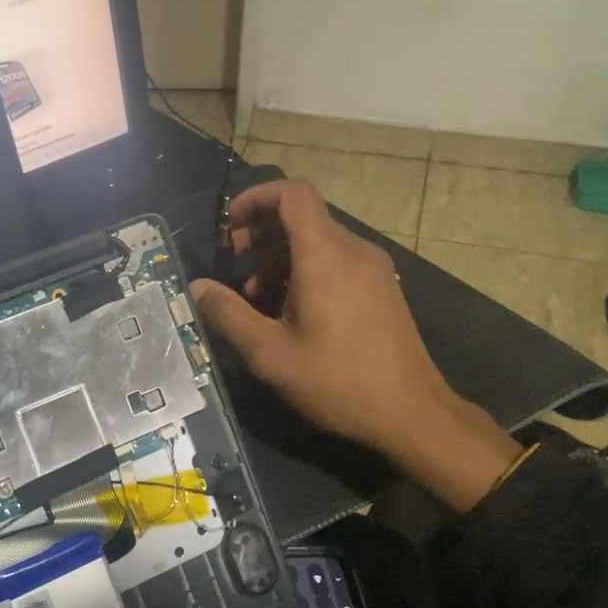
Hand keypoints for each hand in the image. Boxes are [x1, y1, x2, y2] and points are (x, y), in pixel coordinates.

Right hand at [189, 179, 520, 509]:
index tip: (229, 226)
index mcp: (325, 255)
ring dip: (280, 256)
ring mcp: (373, 269)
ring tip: (254, 294)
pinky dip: (305, 270)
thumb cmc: (336, 380)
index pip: (293, 194)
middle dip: (262, 230)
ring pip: (320, 241)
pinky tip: (289, 310)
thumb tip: (196, 288)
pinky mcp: (382, 289)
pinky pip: (337, 262)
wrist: (411, 413)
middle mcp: (354, 251)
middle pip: (304, 216)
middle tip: (232, 260)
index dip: (256, 198)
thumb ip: (228, 314)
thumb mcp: (269, 352)